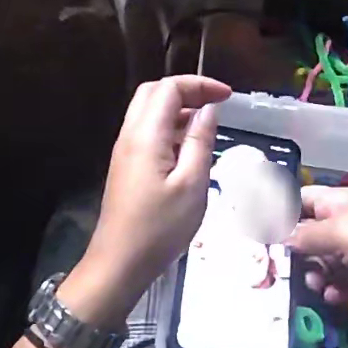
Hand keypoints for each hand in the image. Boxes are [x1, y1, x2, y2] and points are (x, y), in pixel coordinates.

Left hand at [62, 75, 230, 327]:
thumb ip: (200, 141)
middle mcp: (130, 136)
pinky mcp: (125, 167)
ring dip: (177, 110)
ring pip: (148, 113)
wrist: (119, 263)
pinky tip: (188, 150)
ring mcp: (124, 152)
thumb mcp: (192, 185)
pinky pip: (146, 133)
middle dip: (186, 91)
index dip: (199, 85)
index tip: (228, 96)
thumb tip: (208, 110)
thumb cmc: (160, 227)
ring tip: (207, 127)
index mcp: (146, 135)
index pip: (169, 89)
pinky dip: (169, 129)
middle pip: (153, 94)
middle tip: (215, 105)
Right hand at [287, 186, 347, 307]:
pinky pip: (342, 282)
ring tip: (319, 284)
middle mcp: (342, 225)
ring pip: (322, 263)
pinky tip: (337, 296)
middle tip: (283, 270)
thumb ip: (303, 236)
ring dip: (315, 275)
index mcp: (335, 204)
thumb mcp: (337, 234)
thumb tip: (276, 235)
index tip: (261, 234)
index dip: (279, 214)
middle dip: (295, 253)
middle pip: (307, 236)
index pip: (299, 202)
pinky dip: (336, 290)